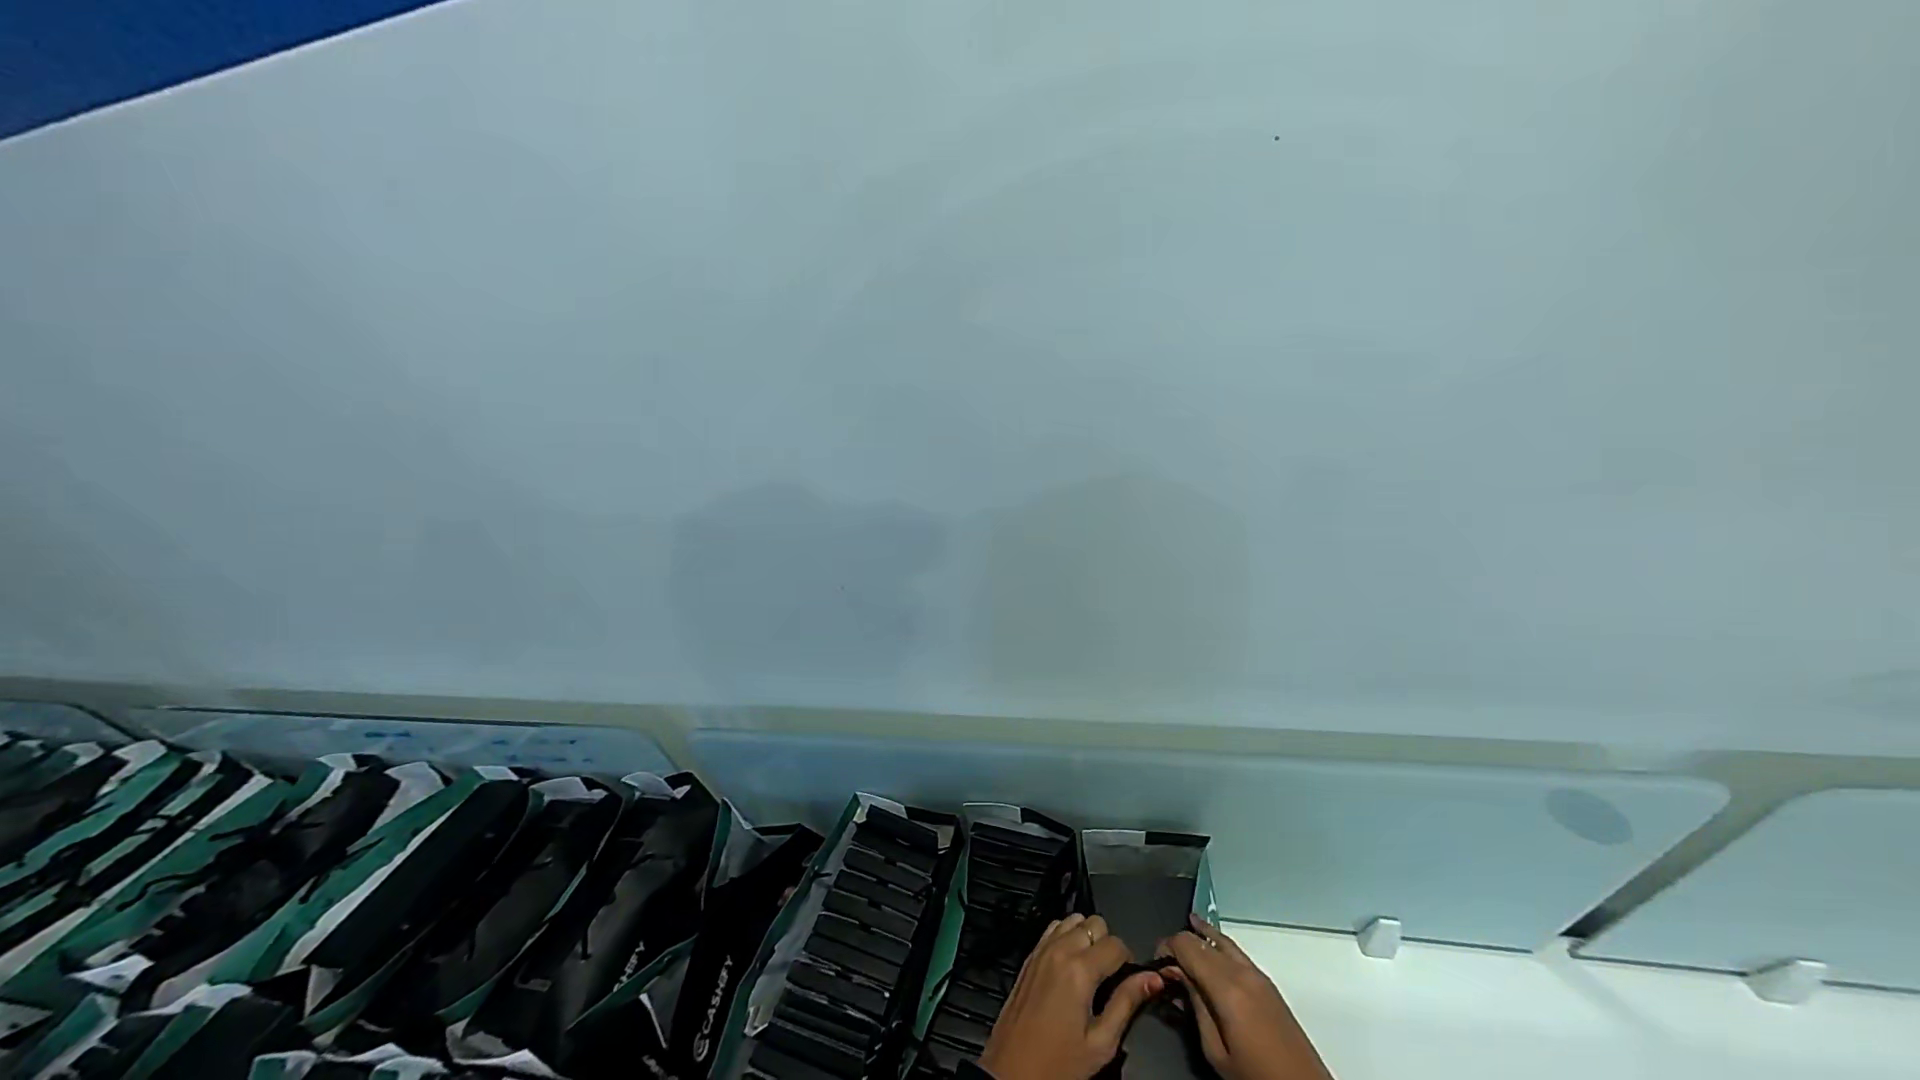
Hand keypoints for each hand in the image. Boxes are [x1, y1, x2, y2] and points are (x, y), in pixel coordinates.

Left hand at [977, 913, 1163, 1079]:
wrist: (1010, 1072)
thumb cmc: (1059, 1064)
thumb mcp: (1101, 1042)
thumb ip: (1127, 1003)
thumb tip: (1153, 978)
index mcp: (1080, 970)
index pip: (1117, 943)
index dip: (1129, 961)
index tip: (1129, 982)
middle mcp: (1059, 950)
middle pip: (1095, 922)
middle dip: (1108, 944)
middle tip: (1109, 977)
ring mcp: (1041, 949)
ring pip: (1073, 919)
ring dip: (1086, 936)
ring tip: (1090, 969)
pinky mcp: (1029, 956)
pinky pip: (1053, 928)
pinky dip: (1066, 935)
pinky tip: (1070, 963)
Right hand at [1158, 914, 1332, 1079]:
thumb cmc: (1256, 1076)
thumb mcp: (1216, 1051)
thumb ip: (1196, 1007)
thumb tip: (1178, 977)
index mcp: (1227, 986)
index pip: (1187, 944)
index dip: (1166, 948)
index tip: (1156, 966)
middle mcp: (1242, 971)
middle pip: (1202, 939)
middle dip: (1179, 945)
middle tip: (1165, 966)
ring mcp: (1258, 974)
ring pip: (1220, 939)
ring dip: (1198, 941)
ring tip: (1180, 948)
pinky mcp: (1267, 983)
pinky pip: (1234, 951)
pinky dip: (1216, 945)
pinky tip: (1207, 948)